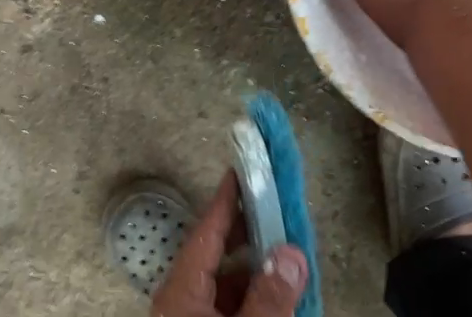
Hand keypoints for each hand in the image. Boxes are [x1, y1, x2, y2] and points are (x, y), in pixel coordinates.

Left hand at [151, 173, 307, 316]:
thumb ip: (268, 296)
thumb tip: (292, 252)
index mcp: (180, 289)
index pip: (206, 231)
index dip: (225, 199)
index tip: (240, 168)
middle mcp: (179, 298)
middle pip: (215, 252)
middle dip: (246, 230)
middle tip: (275, 206)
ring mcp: (189, 315)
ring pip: (223, 281)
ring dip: (253, 266)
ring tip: (286, 251)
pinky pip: (226, 303)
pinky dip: (250, 293)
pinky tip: (276, 292)